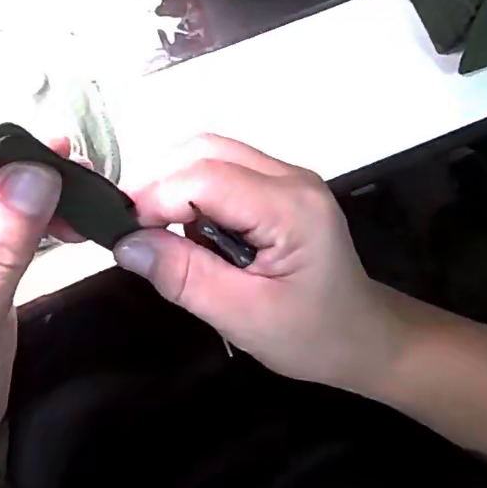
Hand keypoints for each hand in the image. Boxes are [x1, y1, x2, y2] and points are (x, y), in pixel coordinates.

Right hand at [112, 135, 407, 393]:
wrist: (362, 336)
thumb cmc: (312, 335)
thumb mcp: (244, 317)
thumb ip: (184, 277)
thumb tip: (125, 243)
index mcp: (291, 207)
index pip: (206, 177)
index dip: (156, 198)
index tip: (123, 235)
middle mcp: (290, 177)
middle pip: (206, 150)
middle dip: (160, 184)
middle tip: (133, 231)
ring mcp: (286, 178)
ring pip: (211, 154)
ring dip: (174, 186)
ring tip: (157, 233)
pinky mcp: (278, 188)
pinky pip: (223, 171)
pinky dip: (192, 194)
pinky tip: (189, 232)